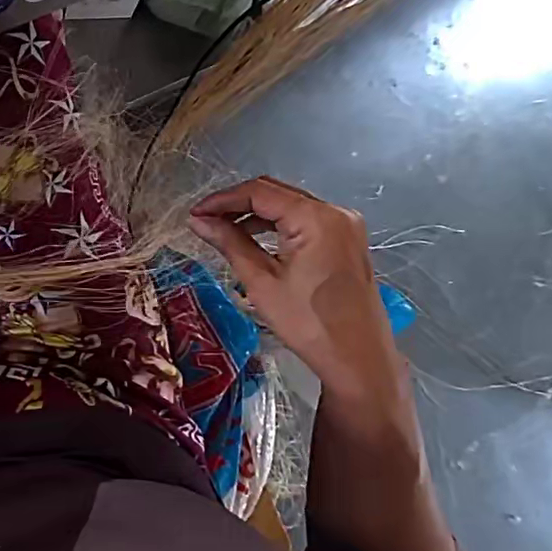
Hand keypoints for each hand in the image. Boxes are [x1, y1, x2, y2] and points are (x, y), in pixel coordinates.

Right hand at [187, 176, 406, 415]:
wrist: (357, 358)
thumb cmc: (306, 320)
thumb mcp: (259, 279)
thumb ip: (228, 241)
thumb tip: (197, 221)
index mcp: (315, 218)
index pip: (258, 192)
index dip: (221, 199)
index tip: (193, 214)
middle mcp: (335, 213)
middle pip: (274, 192)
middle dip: (235, 203)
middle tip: (203, 220)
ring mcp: (344, 226)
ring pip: (287, 204)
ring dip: (252, 212)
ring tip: (221, 229)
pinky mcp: (345, 241)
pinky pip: (302, 219)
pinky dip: (273, 223)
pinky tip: (251, 238)